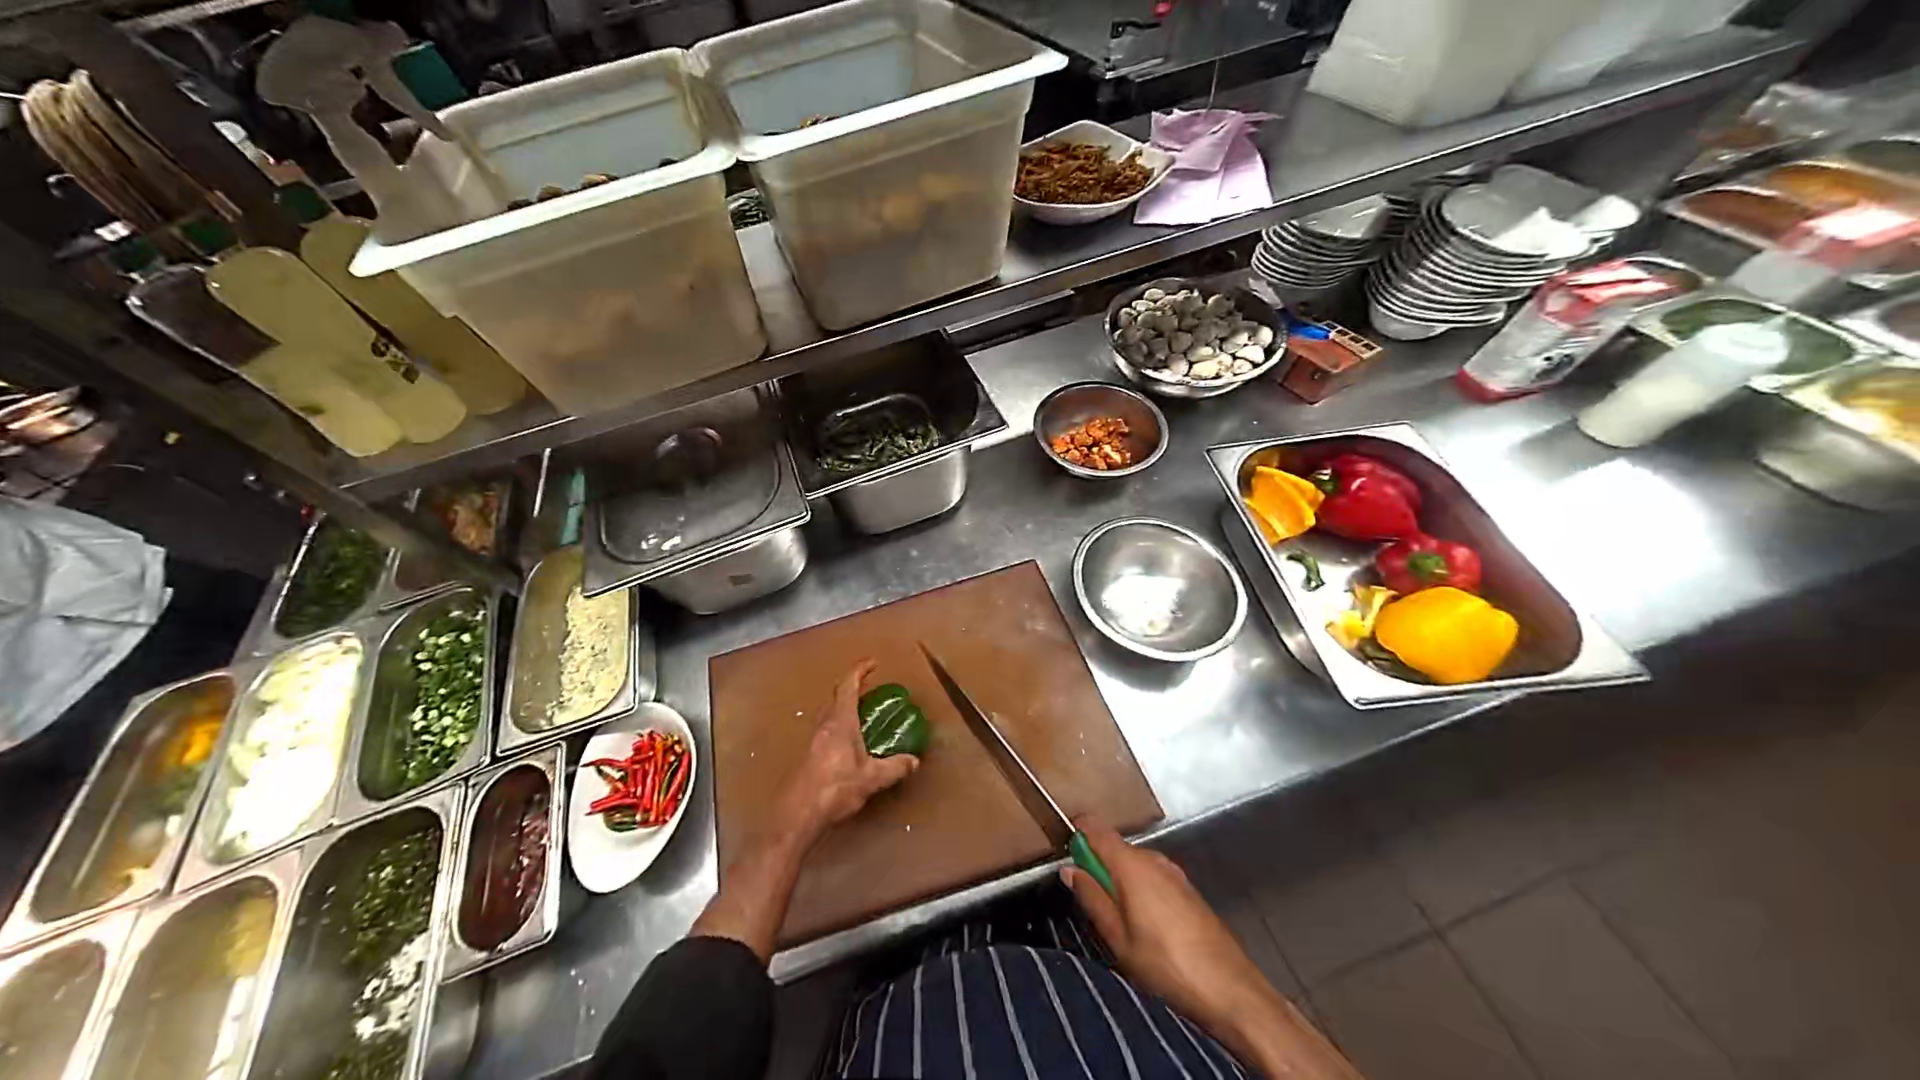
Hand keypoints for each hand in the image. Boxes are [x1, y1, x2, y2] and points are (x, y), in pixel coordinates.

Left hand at [775, 660, 918, 844]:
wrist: (798, 814)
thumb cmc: (835, 788)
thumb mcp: (872, 778)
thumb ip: (895, 767)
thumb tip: (913, 761)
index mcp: (840, 722)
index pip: (848, 686)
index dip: (860, 670)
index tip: (873, 663)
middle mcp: (824, 726)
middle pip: (835, 697)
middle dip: (851, 688)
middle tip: (869, 689)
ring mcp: (813, 741)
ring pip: (828, 714)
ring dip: (843, 708)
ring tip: (862, 716)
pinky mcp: (808, 757)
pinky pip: (826, 732)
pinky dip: (839, 728)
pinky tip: (850, 746)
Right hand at [1064, 823, 1361, 1077]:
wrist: (1230, 990)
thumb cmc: (1167, 965)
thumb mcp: (1117, 938)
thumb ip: (1091, 897)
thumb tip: (1069, 870)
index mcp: (1131, 864)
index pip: (1096, 828)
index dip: (1078, 833)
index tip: (1067, 853)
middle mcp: (1154, 859)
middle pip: (1115, 848)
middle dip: (1099, 867)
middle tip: (1091, 905)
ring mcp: (1174, 873)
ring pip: (1135, 865)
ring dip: (1121, 882)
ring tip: (1120, 925)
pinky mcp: (1188, 890)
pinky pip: (1153, 878)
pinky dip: (1141, 892)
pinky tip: (1147, 929)